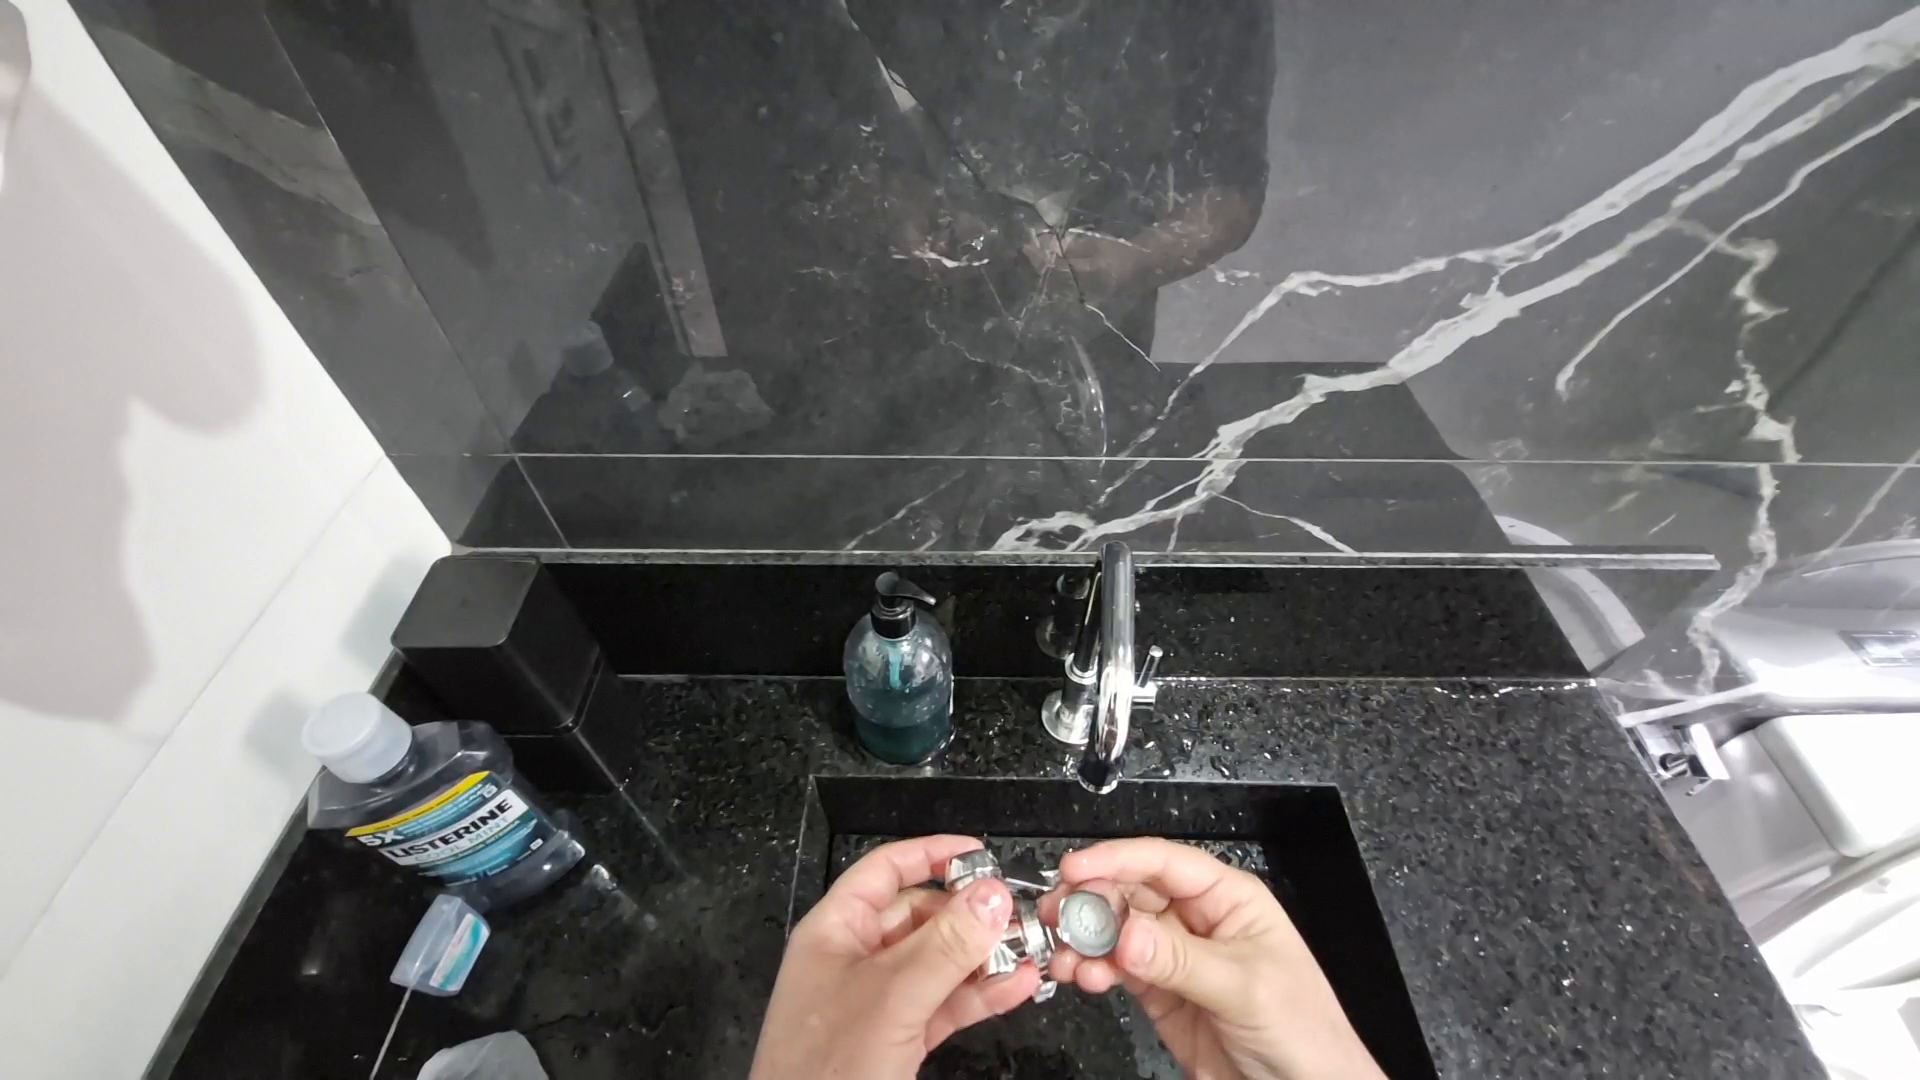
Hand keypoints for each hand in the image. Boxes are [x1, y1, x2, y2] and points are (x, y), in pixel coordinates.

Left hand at [749, 836, 1039, 1079]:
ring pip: (937, 961)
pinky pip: (944, 1003)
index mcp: (836, 930)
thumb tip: (991, 896)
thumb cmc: (826, 1072)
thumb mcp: (891, 999)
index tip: (977, 853)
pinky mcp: (897, 1039)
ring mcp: (878, 1001)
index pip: (886, 870)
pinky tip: (1015, 986)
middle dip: (968, 913)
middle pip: (919, 915)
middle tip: (1013, 912)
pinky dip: (979, 994)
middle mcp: (856, 958)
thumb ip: (945, 946)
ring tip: (1027, 948)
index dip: (930, 854)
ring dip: (983, 955)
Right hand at [1045, 838, 1385, 1079]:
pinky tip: (1083, 976)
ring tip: (1066, 956)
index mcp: (1226, 898)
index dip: (1117, 859)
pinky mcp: (1160, 991)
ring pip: (1117, 929)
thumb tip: (1126, 932)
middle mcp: (1195, 918)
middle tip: (1059, 913)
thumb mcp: (1246, 989)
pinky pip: (1117, 967)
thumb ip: (1182, 960)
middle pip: (1131, 890)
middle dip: (1091, 899)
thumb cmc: (1305, 1037)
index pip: (1163, 862)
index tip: (1076, 868)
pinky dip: (1094, 968)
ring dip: (1086, 937)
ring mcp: (1174, 954)